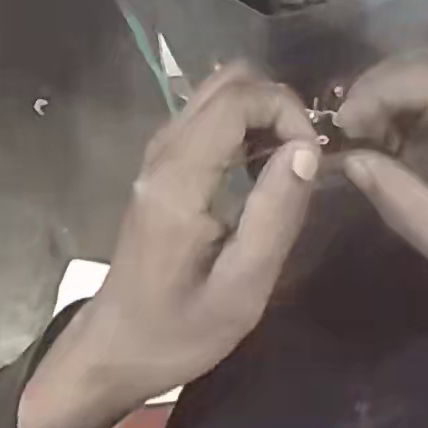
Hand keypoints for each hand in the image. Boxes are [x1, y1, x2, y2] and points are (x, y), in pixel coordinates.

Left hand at [17, 64, 320, 427]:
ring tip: (287, 157)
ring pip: (219, 90)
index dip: (284, 110)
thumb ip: (275, 215)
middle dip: (277, 103)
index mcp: (179, 177)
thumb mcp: (241, 290)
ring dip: (263, 109)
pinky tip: (261, 163)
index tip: (311, 154)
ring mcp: (161, 148)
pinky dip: (247, 120)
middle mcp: (165, 148)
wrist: (116, 346)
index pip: (236, 100)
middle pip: (229, 81)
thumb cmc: (178, 329)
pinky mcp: (165, 157)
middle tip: (303, 152)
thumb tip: (306, 149)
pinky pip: (212, 112)